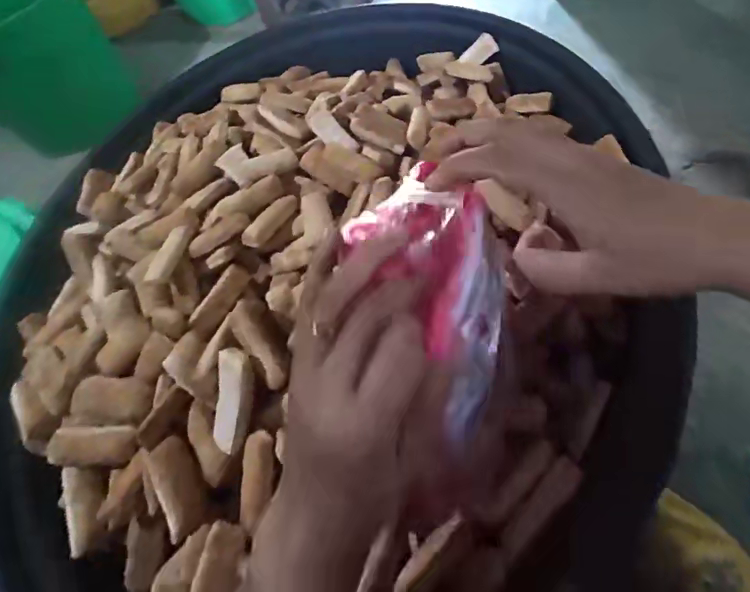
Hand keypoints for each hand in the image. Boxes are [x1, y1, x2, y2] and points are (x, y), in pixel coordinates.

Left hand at [250, 232, 431, 591]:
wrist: (311, 517)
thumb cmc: (373, 495)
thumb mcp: (415, 460)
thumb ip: (433, 396)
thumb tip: (454, 336)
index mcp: (364, 425)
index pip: (400, 351)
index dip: (425, 326)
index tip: (443, 314)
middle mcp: (325, 390)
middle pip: (365, 317)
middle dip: (401, 284)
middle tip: (429, 261)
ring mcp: (302, 371)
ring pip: (331, 301)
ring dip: (366, 261)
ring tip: (398, 234)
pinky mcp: (294, 361)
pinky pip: (307, 302)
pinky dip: (322, 264)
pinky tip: (340, 233)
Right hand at [426, 118, 737, 296]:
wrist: (712, 234)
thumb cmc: (656, 258)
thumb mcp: (598, 278)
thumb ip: (546, 268)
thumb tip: (517, 249)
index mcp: (562, 182)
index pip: (496, 159)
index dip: (457, 165)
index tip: (429, 181)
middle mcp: (569, 158)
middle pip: (505, 130)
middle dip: (463, 136)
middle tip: (431, 155)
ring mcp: (584, 155)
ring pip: (524, 129)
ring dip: (487, 134)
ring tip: (460, 152)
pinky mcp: (597, 160)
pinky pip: (541, 139)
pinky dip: (511, 141)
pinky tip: (510, 162)